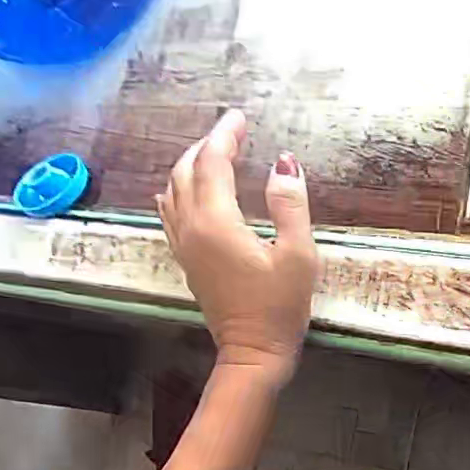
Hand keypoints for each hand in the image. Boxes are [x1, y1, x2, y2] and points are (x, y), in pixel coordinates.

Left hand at [156, 109, 318, 373]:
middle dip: (207, 145)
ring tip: (212, 154)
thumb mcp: (298, 257)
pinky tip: (184, 190)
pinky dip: (178, 190)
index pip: (214, 162)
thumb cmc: (280, 307)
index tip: (241, 118)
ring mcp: (184, 244)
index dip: (227, 135)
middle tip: (231, 132)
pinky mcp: (187, 260)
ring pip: (174, 188)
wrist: (253, 352)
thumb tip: (285, 162)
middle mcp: (191, 226)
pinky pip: (171, 212)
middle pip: (187, 170)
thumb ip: (290, 206)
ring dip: (190, 164)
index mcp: (217, 221)